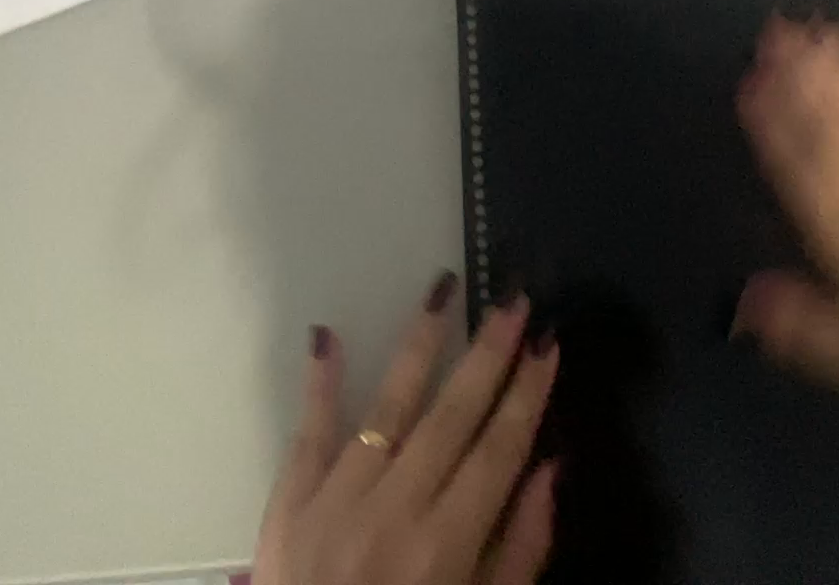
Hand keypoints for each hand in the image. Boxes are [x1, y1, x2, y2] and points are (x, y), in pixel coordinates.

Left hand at [254, 277, 560, 584]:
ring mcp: (335, 501)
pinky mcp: (287, 506)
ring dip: (419, 343)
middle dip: (488, 353)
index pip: (499, 450)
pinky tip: (326, 332)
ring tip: (441, 288)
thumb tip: (551, 468)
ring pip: (388, 405)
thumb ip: (520, 549)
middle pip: (452, 415)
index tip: (547, 343)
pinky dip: (318, 383)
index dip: (528, 393)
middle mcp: (394, 511)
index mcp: (445, 546)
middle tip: (512, 298)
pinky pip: (306, 434)